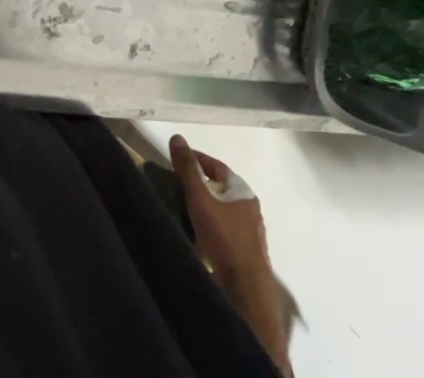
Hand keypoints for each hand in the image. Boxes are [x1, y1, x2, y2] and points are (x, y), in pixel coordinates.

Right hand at [170, 135, 269, 283]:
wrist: (245, 285)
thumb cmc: (223, 236)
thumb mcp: (200, 198)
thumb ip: (188, 169)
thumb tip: (177, 137)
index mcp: (242, 192)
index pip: (217, 166)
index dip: (196, 159)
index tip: (176, 158)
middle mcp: (249, 207)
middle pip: (220, 188)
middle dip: (198, 183)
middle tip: (174, 183)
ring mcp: (249, 230)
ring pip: (222, 209)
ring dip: (203, 205)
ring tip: (180, 207)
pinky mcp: (244, 250)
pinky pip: (222, 228)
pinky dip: (207, 224)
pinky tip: (195, 232)